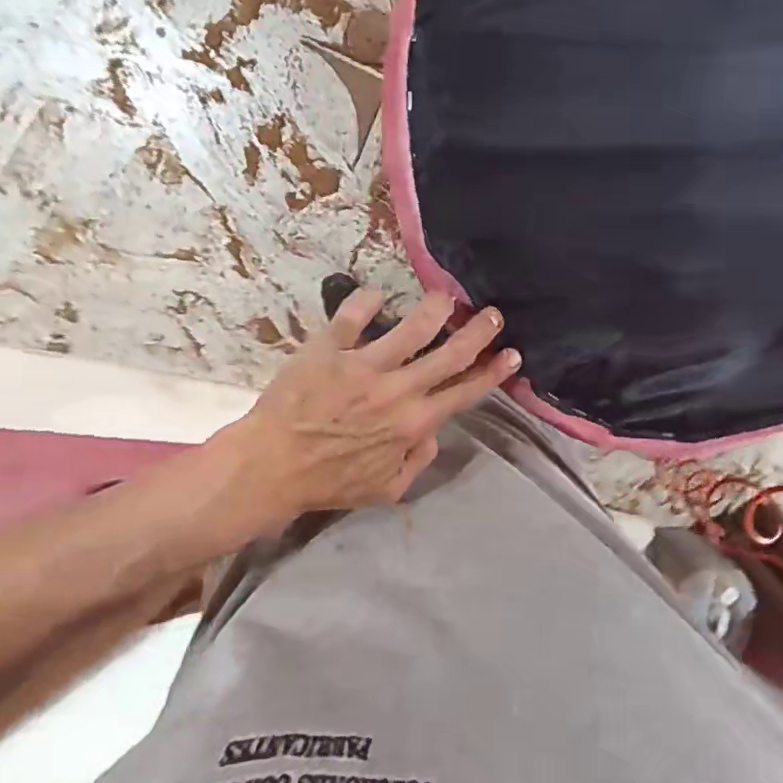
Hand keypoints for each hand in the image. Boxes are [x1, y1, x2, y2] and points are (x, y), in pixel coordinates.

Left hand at [209, 287, 520, 516]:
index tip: (511, 355)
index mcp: (415, 422)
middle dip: (478, 331)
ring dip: (436, 308)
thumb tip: (434, 433)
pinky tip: (376, 293)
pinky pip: (352, 316)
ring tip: (445, 297)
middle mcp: (397, 389)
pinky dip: (367, 300)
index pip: (465, 391)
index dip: (493, 372)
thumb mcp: (385, 489)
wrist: (271, 468)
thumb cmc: (328, 481)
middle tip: (492, 315)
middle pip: (450, 353)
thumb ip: (417, 462)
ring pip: (412, 327)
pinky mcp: (330, 349)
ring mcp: (364, 366)